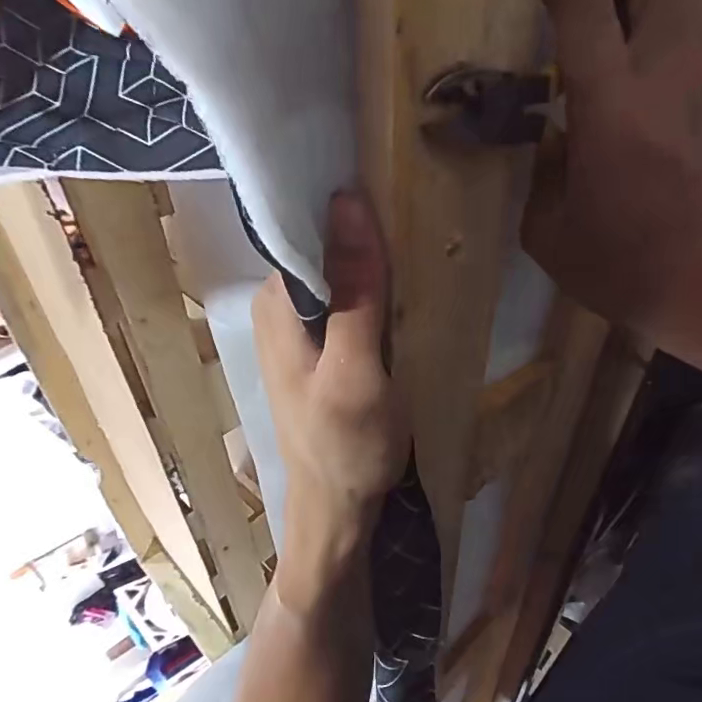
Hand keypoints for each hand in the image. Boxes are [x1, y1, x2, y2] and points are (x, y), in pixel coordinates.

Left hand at [252, 192, 407, 564]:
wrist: (338, 510)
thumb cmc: (346, 447)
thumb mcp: (356, 371)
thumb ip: (353, 293)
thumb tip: (348, 203)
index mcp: (278, 302)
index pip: (308, 228)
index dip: (352, 208)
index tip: (400, 191)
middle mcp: (282, 306)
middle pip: (328, 248)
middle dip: (372, 236)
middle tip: (423, 228)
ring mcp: (303, 328)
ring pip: (344, 274)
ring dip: (381, 266)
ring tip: (424, 254)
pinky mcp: (326, 347)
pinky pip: (353, 302)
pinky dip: (381, 295)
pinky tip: (408, 296)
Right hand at [526, 0, 701, 346]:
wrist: (689, 288)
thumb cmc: (610, 267)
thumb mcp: (544, 225)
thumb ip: (538, 158)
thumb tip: (548, 119)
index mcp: (612, 114)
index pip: (587, 4)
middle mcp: (664, 84)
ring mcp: (699, 89)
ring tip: (613, 19)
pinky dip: (671, 18)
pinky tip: (635, 60)